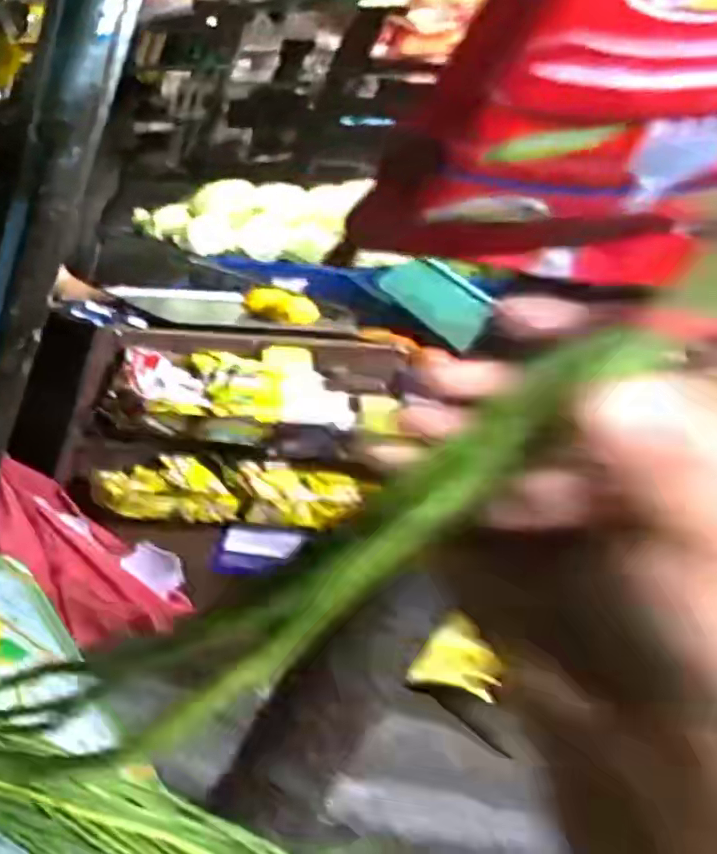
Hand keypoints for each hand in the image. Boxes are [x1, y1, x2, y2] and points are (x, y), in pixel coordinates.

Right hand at [387, 295, 716, 849]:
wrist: (642, 749)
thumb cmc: (709, 645)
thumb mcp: (703, 558)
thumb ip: (666, 472)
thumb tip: (607, 384)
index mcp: (688, 459)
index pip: (654, 370)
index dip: (601, 333)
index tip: (525, 318)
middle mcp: (621, 462)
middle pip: (553, 397)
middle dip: (497, 382)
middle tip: (439, 376)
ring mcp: (545, 494)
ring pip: (488, 436)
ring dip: (443, 422)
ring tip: (410, 420)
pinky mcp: (481, 523)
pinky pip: (438, 479)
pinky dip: (407, 466)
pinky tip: (384, 458)